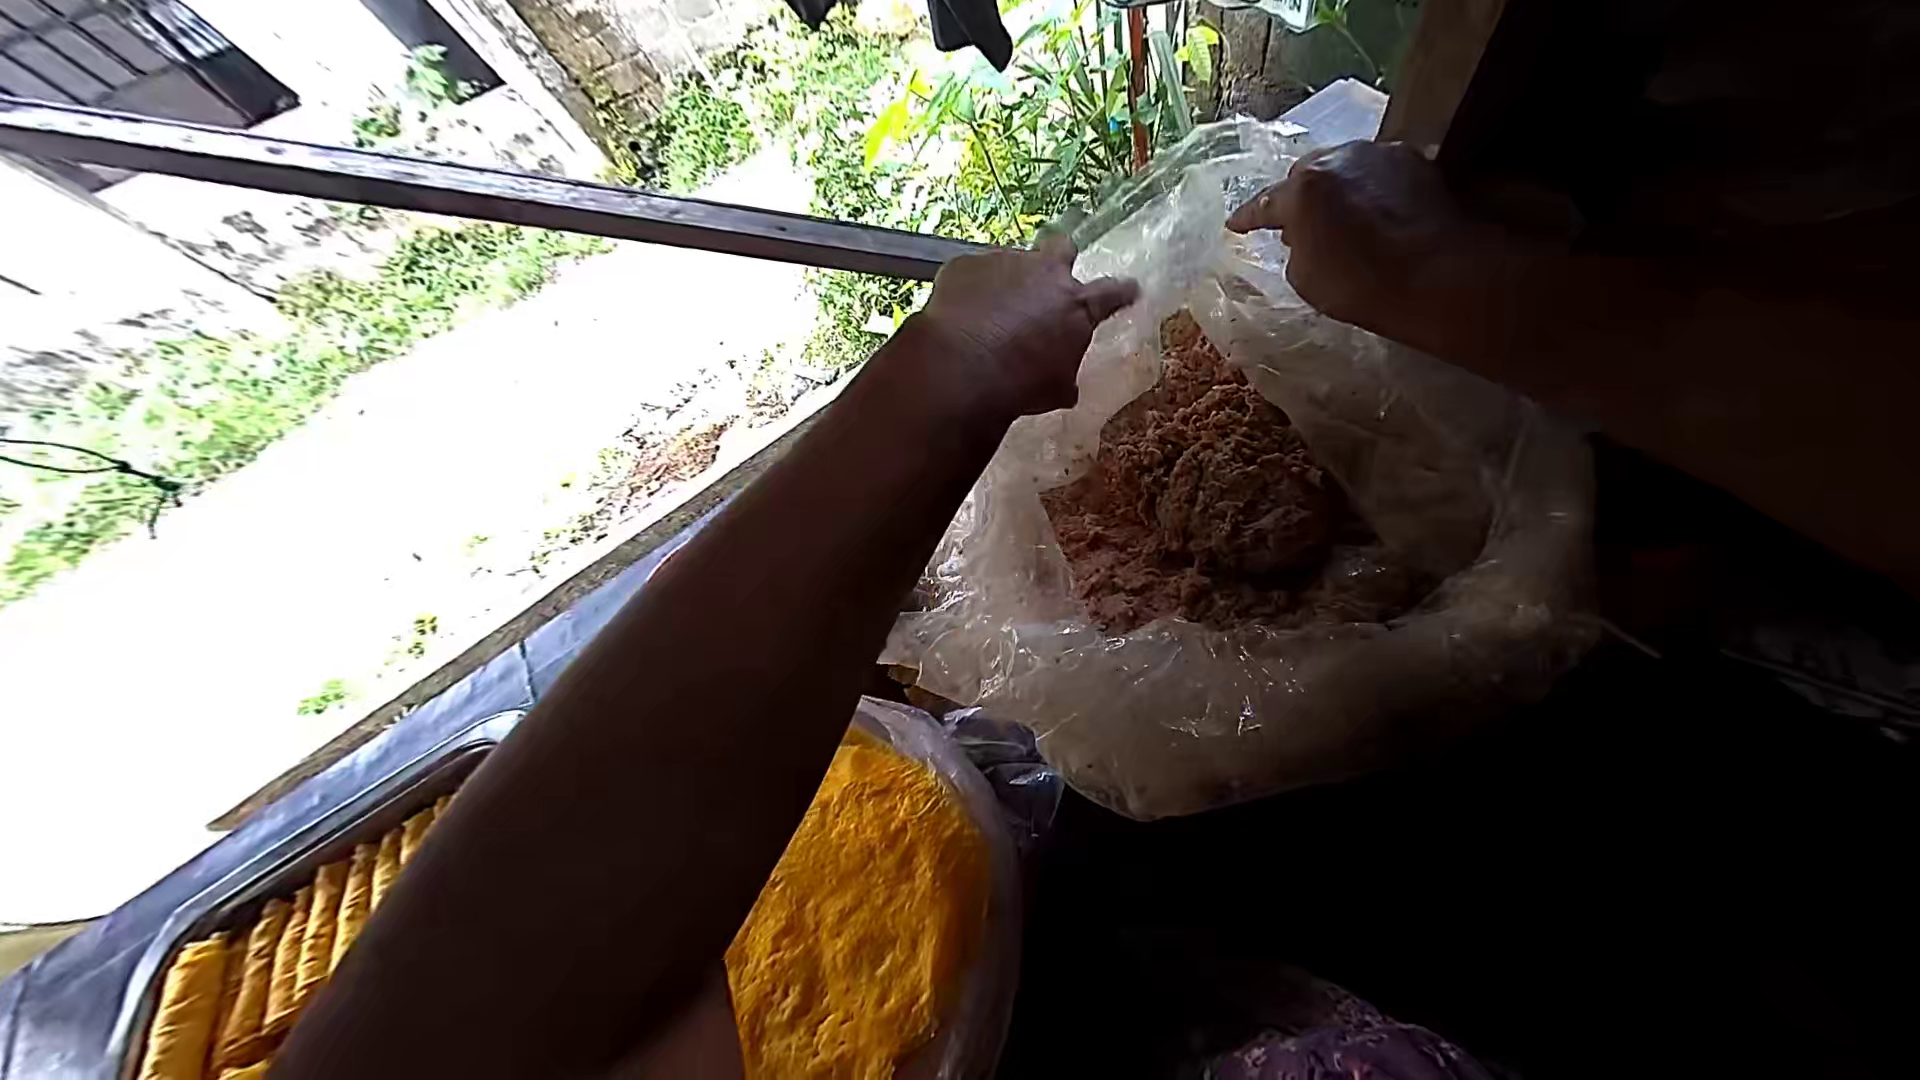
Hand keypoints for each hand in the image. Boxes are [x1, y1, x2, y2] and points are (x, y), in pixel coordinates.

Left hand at [903, 233, 1137, 419]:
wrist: (965, 370)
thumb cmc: (1020, 386)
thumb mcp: (1054, 390)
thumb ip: (1064, 377)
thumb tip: (1066, 388)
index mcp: (1077, 305)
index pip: (1112, 293)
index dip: (1122, 292)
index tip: (1129, 290)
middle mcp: (1044, 272)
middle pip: (1062, 246)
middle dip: (1058, 259)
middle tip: (1047, 279)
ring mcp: (1002, 262)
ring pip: (1010, 262)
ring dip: (1006, 283)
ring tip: (989, 314)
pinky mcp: (964, 264)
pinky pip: (970, 274)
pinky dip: (969, 291)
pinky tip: (960, 316)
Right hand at [1228, 141, 1472, 332]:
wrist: (1434, 276)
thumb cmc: (1355, 284)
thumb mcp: (1302, 274)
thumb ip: (1294, 244)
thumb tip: (1302, 231)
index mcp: (1303, 188)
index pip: (1263, 203)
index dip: (1247, 217)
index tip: (1234, 226)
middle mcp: (1340, 158)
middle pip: (1306, 172)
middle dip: (1296, 195)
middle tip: (1291, 221)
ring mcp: (1381, 154)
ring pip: (1343, 166)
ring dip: (1332, 188)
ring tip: (1331, 214)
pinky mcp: (1415, 162)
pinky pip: (1374, 173)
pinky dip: (1363, 189)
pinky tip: (1366, 211)